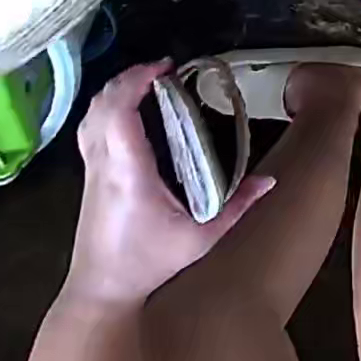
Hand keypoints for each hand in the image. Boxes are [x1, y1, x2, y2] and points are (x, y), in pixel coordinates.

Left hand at [61, 60, 274, 307]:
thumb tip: (271, 179)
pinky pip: (91, 127)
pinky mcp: (89, 174)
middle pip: (100, 106)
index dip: (135, 82)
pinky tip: (129, 104)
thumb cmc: (150, 263)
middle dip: (128, 78)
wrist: (100, 291)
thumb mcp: (202, 238)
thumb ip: (238, 206)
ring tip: (148, 80)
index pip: (118, 115)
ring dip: (115, 89)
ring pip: (90, 115)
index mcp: (128, 173)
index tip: (164, 68)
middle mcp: (104, 165)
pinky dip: (107, 105)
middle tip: (163, 69)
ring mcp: (91, 169)